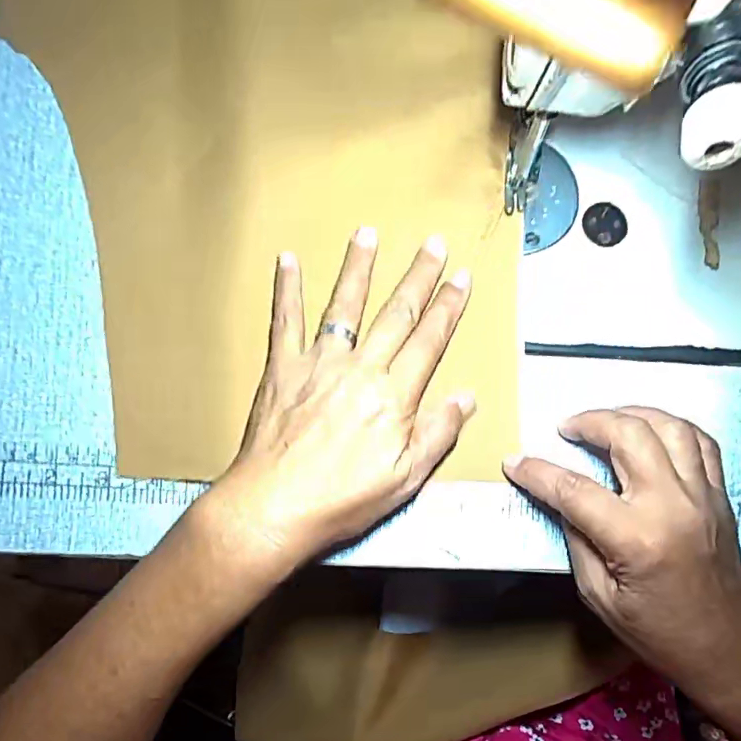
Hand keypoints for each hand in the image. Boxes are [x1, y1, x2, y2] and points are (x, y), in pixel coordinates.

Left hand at [205, 227, 476, 570]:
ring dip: (358, 269)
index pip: (429, 341)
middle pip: (394, 314)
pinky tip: (288, 261)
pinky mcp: (281, 371)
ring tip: (368, 234)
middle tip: (432, 244)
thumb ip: (437, 435)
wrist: (275, 506)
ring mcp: (318, 366)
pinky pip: (285, 322)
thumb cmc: (340, 501)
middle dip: (417, 277)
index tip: (460, 279)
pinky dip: (287, 290)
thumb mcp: (405, 480)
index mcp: (393, 397)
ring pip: (344, 307)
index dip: (448, 307)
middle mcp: (359, 371)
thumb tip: (464, 397)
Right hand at [503, 408, 740, 726]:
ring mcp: (703, 495)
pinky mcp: (720, 494)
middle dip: (589, 423)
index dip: (538, 473)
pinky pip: (700, 441)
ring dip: (631, 413)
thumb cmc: (657, 631)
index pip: (575, 490)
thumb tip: (561, 501)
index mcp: (636, 538)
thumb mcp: (599, 595)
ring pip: (669, 427)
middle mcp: (672, 505)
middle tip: (565, 428)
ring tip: (605, 420)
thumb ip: (578, 541)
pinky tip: (649, 431)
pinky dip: (670, 427)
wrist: (726, 645)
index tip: (514, 463)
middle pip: (629, 436)